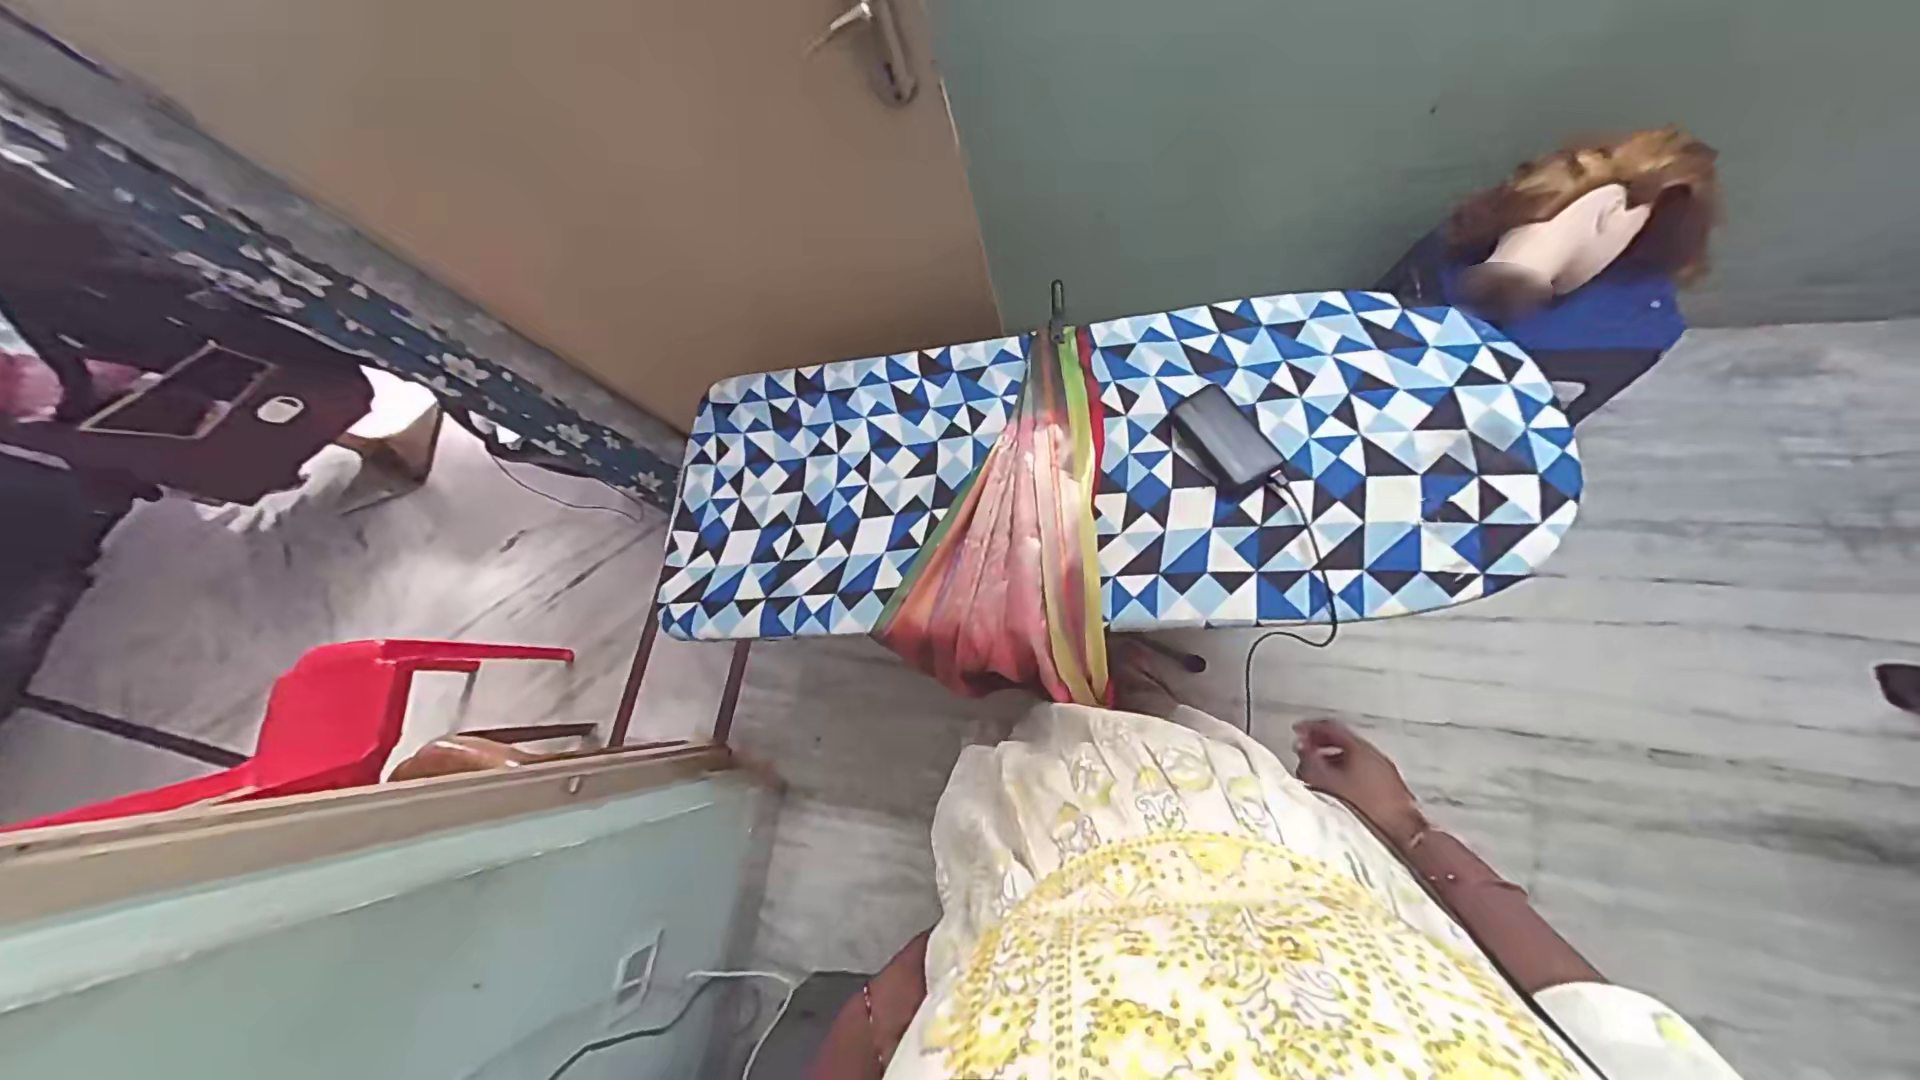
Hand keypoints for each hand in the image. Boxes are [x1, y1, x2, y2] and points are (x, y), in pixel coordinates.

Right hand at [1292, 719, 1426, 847]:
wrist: (1402, 832)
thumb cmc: (1366, 805)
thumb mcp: (1327, 781)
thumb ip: (1309, 761)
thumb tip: (1301, 748)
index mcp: (1359, 748)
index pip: (1331, 727)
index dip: (1311, 727)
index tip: (1298, 730)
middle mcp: (1374, 754)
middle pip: (1341, 739)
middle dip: (1320, 742)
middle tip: (1304, 748)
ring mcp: (1384, 769)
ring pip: (1351, 754)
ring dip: (1331, 756)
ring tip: (1317, 768)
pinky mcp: (1389, 785)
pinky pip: (1361, 767)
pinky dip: (1344, 768)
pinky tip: (1336, 783)